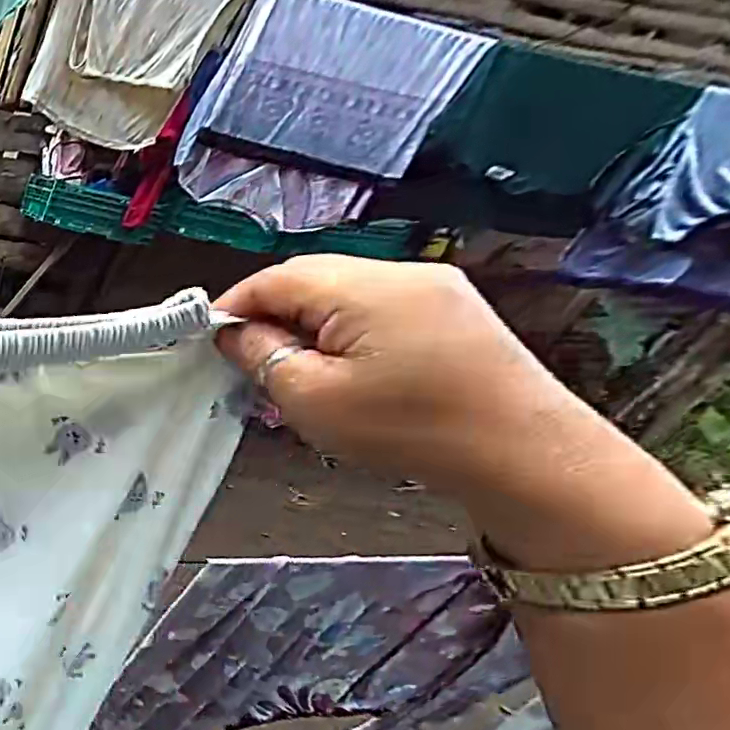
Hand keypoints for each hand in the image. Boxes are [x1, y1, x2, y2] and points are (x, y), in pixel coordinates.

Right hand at [212, 255, 708, 568]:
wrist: (523, 456)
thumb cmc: (407, 427)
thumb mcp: (312, 397)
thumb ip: (262, 355)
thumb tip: (233, 332)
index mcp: (366, 288)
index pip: (275, 278)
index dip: (233, 305)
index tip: (206, 339)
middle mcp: (402, 273)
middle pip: (308, 278)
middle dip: (266, 313)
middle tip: (243, 358)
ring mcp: (432, 288)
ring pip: (338, 292)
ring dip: (300, 322)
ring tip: (285, 367)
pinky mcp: (448, 310)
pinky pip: (371, 306)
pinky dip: (336, 329)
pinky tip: (332, 365)